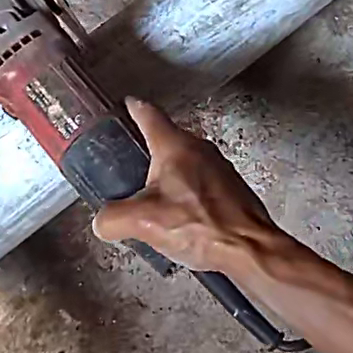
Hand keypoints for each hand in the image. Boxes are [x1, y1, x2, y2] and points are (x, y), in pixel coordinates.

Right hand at [92, 98, 287, 272]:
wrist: (248, 249)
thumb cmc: (201, 227)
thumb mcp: (141, 222)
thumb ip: (111, 218)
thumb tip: (103, 222)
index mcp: (176, 147)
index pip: (151, 116)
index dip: (135, 109)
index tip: (129, 103)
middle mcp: (201, 150)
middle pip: (169, 141)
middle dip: (150, 150)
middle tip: (132, 162)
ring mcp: (220, 169)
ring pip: (187, 163)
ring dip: (171, 176)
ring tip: (154, 198)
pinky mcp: (232, 190)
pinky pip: (203, 184)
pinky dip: (189, 194)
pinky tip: (181, 217)